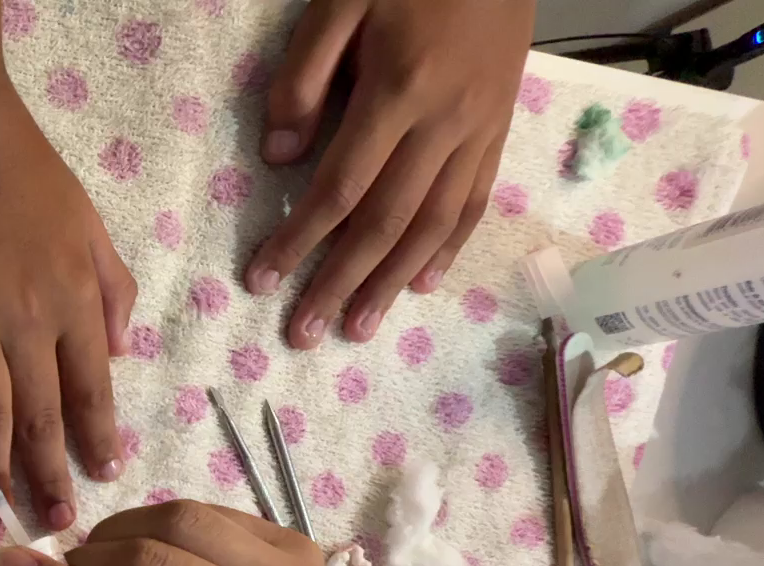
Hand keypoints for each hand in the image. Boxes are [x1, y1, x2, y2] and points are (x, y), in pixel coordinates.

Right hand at [0, 80, 136, 530]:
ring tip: (6, 513)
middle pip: (45, 412)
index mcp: (75, 294)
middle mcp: (33, 316)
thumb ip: (108, 284)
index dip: (95, 437)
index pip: (91, 385)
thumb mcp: (83, 215)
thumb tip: (120, 349)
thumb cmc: (11, 163)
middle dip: (51, 474)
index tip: (100, 477)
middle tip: (56, 524)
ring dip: (4, 468)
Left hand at [245, 0, 533, 348]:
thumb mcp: (340, 3)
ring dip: (391, 282)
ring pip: (434, 221)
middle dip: (340, 283)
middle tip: (304, 335)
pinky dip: (450, 245)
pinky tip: (423, 285)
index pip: (337, 190)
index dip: (297, 242)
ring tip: (358, 329)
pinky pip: (478, 196)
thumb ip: (302, 79)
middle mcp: (446, 120)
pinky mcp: (502, 123)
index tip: (261, 283)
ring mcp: (482, 125)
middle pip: (384, 221)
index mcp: (399, 92)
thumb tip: (279, 156)